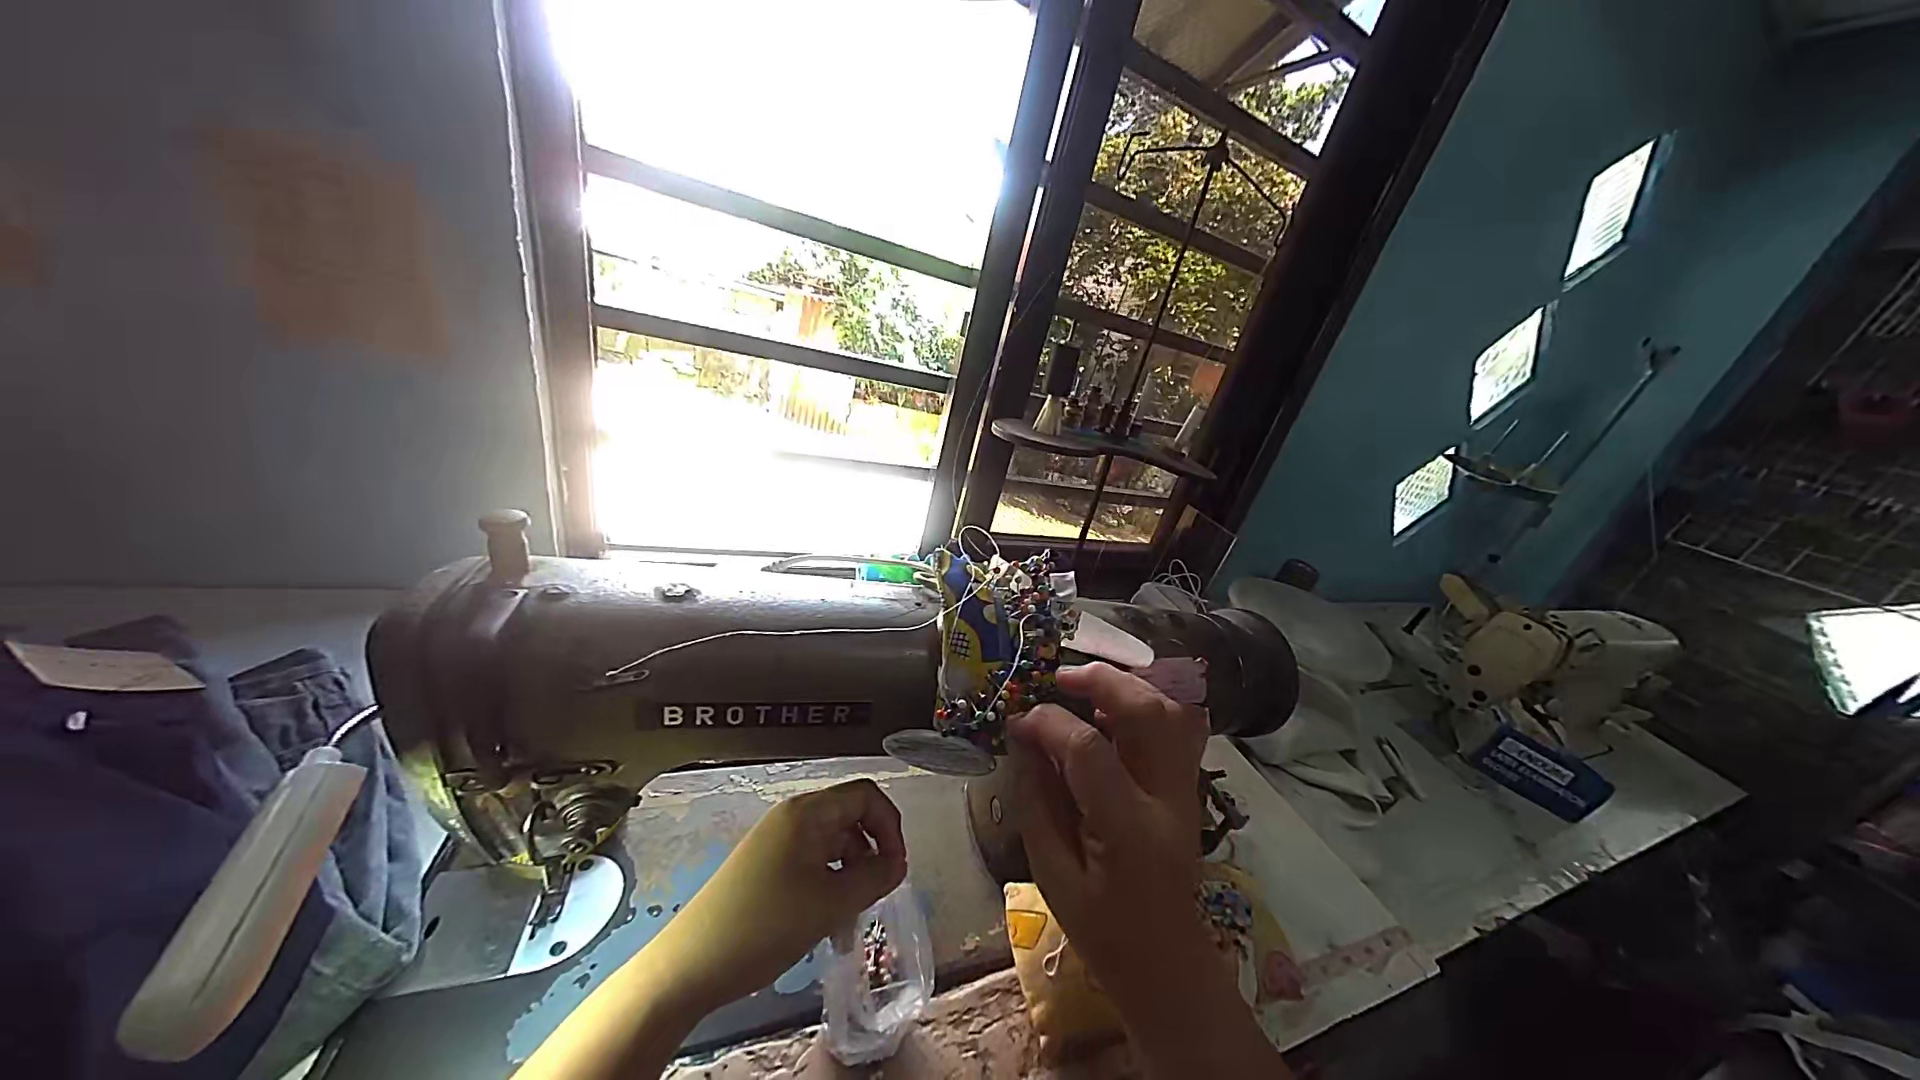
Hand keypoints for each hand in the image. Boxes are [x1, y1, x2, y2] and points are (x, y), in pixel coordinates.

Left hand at [516, 780, 906, 1079]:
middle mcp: (792, 816)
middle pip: (850, 819)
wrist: (688, 966)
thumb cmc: (765, 925)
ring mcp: (775, 840)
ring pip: (832, 846)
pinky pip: (810, 863)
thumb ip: (875, 877)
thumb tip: (898, 863)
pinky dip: (828, 887)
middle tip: (876, 899)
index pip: (866, 796)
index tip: (896, 870)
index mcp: (808, 811)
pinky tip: (826, 925)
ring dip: (850, 878)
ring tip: (849, 924)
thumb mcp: (831, 903)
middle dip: (871, 855)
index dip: (890, 827)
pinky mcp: (764, 865)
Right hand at [1009, 663, 1288, 1078]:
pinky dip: (1152, 701)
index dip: (1050, 723)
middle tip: (1061, 677)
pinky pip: (1183, 725)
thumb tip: (1025, 737)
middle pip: (1150, 714)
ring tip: (1089, 686)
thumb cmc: (1101, 929)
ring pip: (1176, 711)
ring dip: (1132, 685)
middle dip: (1102, 682)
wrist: (1166, 961)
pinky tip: (1117, 706)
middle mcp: (1169, 801)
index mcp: (1129, 831)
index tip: (1020, 719)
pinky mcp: (1191, 787)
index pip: (1090, 752)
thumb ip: (1036, 800)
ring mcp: (1189, 791)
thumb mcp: (1052, 874)